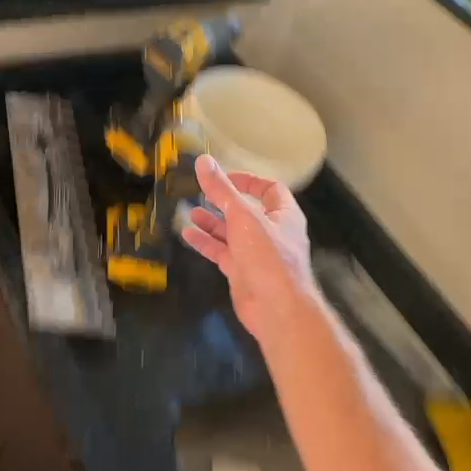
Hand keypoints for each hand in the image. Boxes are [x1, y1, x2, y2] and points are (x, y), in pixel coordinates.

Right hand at [181, 155, 319, 348]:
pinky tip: (187, 234)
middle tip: (200, 194)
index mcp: (283, 215)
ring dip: (212, 222)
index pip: (270, 190)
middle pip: (246, 211)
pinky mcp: (242, 272)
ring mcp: (257, 254)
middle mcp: (272, 232)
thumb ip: (222, 190)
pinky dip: (206, 243)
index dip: (248, 181)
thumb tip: (203, 161)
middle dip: (224, 203)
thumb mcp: (243, 217)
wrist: (277, 309)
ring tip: (189, 212)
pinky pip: (222, 252)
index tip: (224, 178)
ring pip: (232, 233)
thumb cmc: (267, 256)